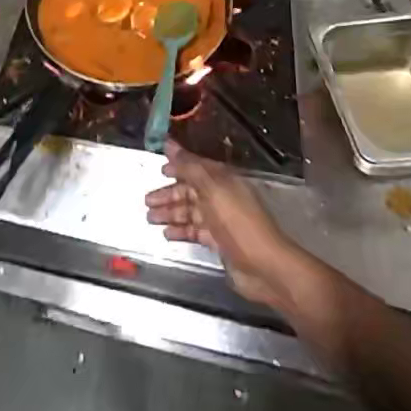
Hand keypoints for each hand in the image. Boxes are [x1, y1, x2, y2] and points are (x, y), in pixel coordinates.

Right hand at [145, 141, 316, 310]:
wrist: (264, 266)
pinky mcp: (219, 242)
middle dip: (168, 194)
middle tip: (147, 201)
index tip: (158, 169)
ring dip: (170, 213)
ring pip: (190, 212)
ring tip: (150, 218)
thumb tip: (169, 144)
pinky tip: (166, 234)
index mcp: (223, 180)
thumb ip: (189, 167)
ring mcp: (221, 221)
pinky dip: (180, 231)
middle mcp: (222, 197)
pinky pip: (195, 231)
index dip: (178, 167)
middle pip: (191, 191)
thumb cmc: (238, 223)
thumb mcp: (212, 189)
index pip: (197, 168)